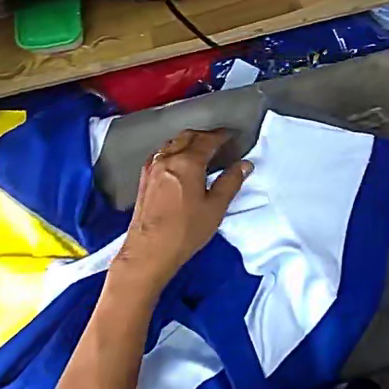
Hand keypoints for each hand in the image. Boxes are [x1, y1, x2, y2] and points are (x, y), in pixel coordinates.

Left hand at [113, 128, 250, 291]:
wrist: (148, 252)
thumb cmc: (185, 231)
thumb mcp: (216, 207)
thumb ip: (231, 182)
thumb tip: (244, 165)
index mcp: (187, 163)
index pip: (207, 140)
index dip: (222, 135)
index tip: (232, 135)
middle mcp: (167, 159)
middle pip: (187, 137)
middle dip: (205, 135)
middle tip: (219, 141)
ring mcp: (152, 168)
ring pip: (172, 144)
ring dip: (188, 141)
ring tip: (201, 150)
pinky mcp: (144, 179)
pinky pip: (161, 154)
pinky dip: (174, 151)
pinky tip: (179, 162)